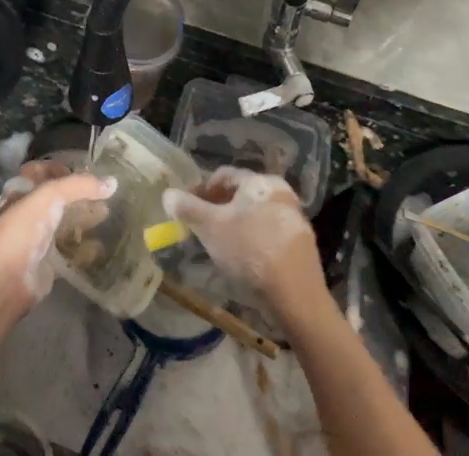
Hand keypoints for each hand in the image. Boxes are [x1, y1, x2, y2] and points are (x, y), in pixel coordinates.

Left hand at [0, 160, 114, 321]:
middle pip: (54, 199)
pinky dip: (85, 247)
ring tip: (107, 213)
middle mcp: (27, 214)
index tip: (82, 169)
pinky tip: (102, 244)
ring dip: (83, 219)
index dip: (57, 168)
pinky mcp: (47, 264)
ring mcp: (37, 239)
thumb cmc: (22, 230)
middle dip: (77, 195)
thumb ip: (80, 186)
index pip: (38, 172)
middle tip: (102, 193)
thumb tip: (114, 182)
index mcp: (20, 193)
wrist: (5, 282)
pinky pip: (69, 251)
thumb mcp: (49, 196)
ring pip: (63, 223)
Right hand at [162, 166, 322, 314]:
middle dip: (217, 208)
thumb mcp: (210, 227)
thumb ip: (187, 208)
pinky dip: (251, 238)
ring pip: (254, 214)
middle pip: (240, 194)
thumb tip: (167, 194)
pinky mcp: (300, 242)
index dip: (200, 189)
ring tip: (219, 245)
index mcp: (260, 181)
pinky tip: (243, 258)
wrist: (296, 293)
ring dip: (234, 224)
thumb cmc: (249, 250)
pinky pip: (268, 232)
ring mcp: (293, 217)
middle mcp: (280, 192)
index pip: (223, 175)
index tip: (186, 209)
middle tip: (200, 227)